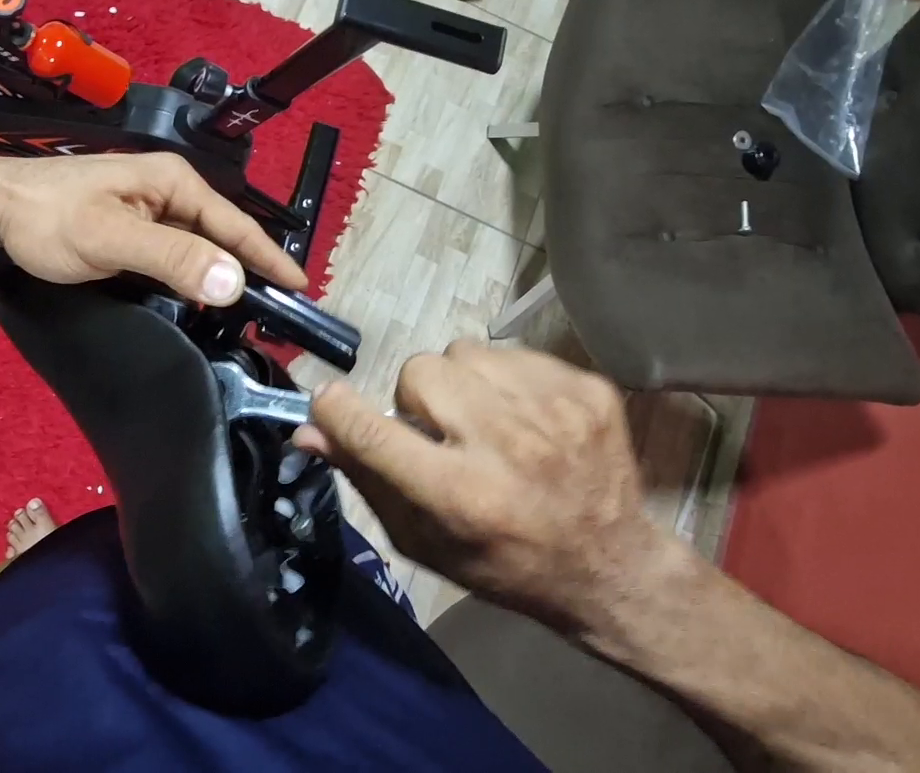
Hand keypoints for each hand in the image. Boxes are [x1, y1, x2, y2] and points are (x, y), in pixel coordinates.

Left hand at [0, 153, 306, 304]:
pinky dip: (193, 275)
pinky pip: (176, 253)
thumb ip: (172, 258)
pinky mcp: (132, 227)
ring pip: (199, 247)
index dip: (269, 258)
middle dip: (250, 269)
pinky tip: (200, 297)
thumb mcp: (110, 238)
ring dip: (222, 275)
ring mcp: (148, 208)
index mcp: (172, 181)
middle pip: (221, 235)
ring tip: (250, 310)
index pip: (235, 224)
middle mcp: (168, 190)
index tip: (301, 288)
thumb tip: (233, 283)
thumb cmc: (48, 218)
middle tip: (278, 311)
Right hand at [293, 341, 677, 625]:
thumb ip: (365, 477)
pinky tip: (525, 418)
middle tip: (441, 431)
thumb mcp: (422, 539)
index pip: (374, 430)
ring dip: (462, 383)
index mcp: (461, 495)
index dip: (338, 410)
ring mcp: (555, 410)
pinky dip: (507, 380)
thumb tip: (308, 429)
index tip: (329, 402)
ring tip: (486, 421)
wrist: (611, 566)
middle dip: (418, 398)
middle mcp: (508, 445)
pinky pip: (514, 354)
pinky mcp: (589, 390)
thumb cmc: (500, 562)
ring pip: (466, 352)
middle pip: (421, 370)